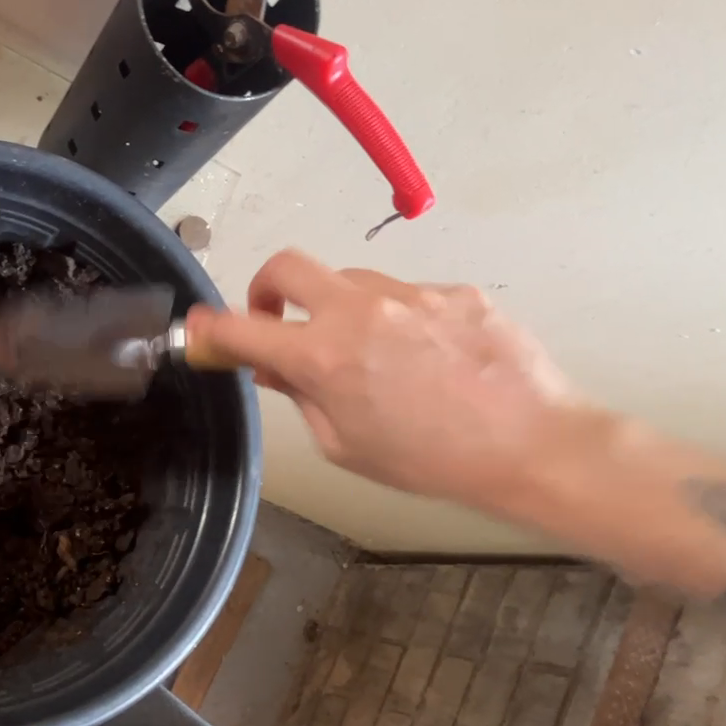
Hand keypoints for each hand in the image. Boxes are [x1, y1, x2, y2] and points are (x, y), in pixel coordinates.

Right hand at [186, 248, 580, 512]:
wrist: (529, 443)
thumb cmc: (425, 459)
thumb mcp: (342, 442)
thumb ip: (301, 396)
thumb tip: (276, 369)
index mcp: (322, 355)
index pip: (243, 329)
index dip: (210, 328)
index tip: (197, 329)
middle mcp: (359, 310)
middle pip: (288, 267)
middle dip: (264, 288)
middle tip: (273, 319)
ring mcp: (410, 294)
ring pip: (349, 282)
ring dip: (335, 309)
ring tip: (363, 354)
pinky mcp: (454, 292)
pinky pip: (403, 296)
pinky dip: (391, 320)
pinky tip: (419, 359)